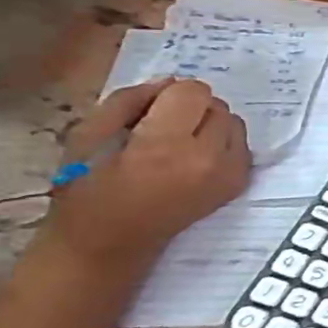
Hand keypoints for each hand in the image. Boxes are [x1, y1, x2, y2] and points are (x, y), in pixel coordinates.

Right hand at [46, 79, 249, 269]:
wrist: (108, 245)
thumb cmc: (87, 191)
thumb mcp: (86, 138)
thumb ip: (127, 101)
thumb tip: (167, 82)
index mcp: (165, 147)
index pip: (193, 92)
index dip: (168, 95)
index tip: (148, 112)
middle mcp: (208, 158)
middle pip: (216, 105)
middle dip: (189, 109)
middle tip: (159, 129)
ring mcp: (229, 172)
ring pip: (233, 121)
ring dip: (208, 124)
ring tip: (177, 144)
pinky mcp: (239, 182)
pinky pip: (241, 143)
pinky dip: (222, 142)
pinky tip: (194, 158)